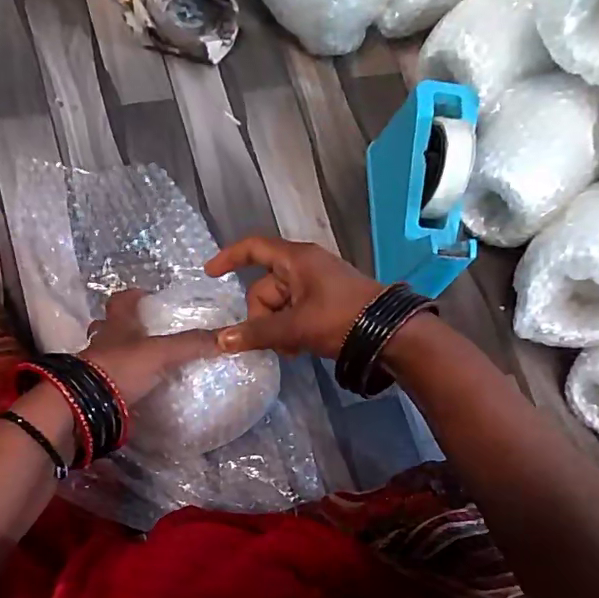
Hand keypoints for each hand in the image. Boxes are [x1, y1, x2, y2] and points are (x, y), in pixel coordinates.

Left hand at [78, 289, 221, 403]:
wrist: (87, 403)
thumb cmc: (122, 368)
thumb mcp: (162, 353)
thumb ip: (191, 345)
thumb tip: (227, 336)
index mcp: (117, 325)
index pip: (121, 301)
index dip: (132, 296)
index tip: (144, 295)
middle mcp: (101, 341)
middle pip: (106, 325)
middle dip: (119, 325)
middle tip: (137, 331)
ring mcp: (91, 366)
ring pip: (101, 351)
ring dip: (113, 352)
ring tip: (133, 360)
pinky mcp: (90, 390)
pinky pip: (102, 378)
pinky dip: (113, 379)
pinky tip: (126, 386)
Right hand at [204, 237, 383, 359]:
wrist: (388, 333)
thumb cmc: (341, 319)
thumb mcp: (295, 327)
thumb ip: (257, 333)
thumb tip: (222, 340)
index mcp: (296, 260)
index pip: (254, 249)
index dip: (230, 257)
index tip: (210, 273)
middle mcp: (304, 267)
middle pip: (264, 287)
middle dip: (262, 316)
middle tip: (273, 340)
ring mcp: (315, 285)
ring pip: (278, 305)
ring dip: (277, 328)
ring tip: (291, 349)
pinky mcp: (324, 302)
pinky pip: (294, 313)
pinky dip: (290, 330)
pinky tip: (299, 348)